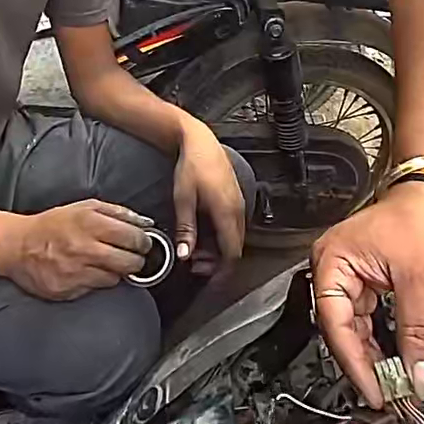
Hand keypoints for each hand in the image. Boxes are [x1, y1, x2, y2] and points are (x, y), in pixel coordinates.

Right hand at [4, 200, 150, 300]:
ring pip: (115, 278)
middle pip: (129, 262)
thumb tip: (144, 223)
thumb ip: (117, 212)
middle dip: (136, 260)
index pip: (132, 237)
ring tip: (106, 262)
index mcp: (90, 224)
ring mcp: (76, 272)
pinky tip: (88, 271)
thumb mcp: (84, 207)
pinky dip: (97, 281)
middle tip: (133, 256)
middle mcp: (84, 249)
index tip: (143, 243)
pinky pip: (95, 289)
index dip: (143, 241)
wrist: (17, 246)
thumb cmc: (52, 225)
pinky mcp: (68, 291)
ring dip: (116, 272)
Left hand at [174, 120, 247, 274]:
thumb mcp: (183, 199)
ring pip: (234, 238)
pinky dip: (221, 237)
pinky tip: (203, 235)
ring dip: (218, 250)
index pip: (231, 254)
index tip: (208, 282)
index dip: (221, 272)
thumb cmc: (191, 166)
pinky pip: (233, 226)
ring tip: (195, 251)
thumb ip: (186, 229)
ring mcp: (239, 204)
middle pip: (234, 249)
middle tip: (194, 266)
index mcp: (227, 213)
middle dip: (217, 263)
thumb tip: (185, 255)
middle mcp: (239, 211)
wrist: (200, 141)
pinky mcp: (235, 199)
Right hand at [310, 180, 423, 406]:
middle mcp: (329, 270)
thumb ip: (417, 334)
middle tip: (387, 396)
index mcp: (331, 263)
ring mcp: (342, 275)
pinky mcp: (358, 280)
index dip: (354, 362)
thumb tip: (420, 382)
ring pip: (351, 327)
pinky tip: (393, 360)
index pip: (335, 323)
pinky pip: (363, 318)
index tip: (376, 394)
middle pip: (339, 328)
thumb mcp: (419, 282)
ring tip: (393, 385)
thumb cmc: (416, 223)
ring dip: (372, 355)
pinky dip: (378, 339)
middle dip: (364, 363)